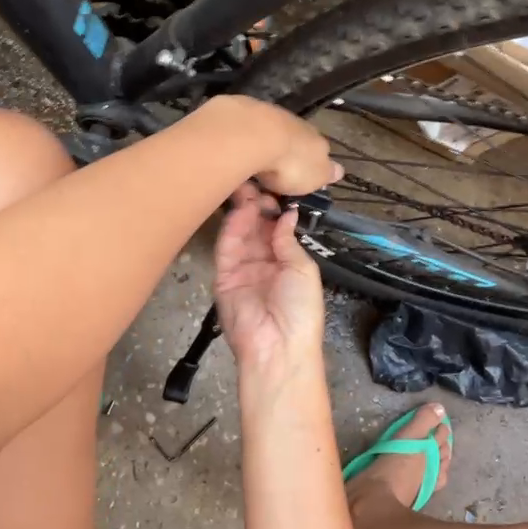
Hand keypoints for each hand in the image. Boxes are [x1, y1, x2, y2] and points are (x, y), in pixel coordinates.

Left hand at [201, 96, 343, 194]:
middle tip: (264, 190)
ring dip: (253, 164)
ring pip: (258, 144)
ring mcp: (260, 116)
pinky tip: (229, 168)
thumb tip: (339, 170)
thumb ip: (326, 173)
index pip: (314, 151)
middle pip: (285, 145)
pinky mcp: (233, 115)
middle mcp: (289, 122)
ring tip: (243, 187)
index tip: (295, 185)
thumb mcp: (316, 175)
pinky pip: (236, 141)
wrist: (251, 134)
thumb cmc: (290, 162)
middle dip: (276, 167)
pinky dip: (234, 156)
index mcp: (312, 137)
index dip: (305, 168)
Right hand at [214, 184, 325, 372]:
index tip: (277, 189)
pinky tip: (241, 209)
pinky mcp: (224, 275)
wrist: (278, 346)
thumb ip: (288, 241)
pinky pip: (226, 246)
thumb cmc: (300, 311)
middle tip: (257, 182)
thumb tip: (287, 214)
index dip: (276, 209)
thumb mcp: (303, 270)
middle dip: (257, 205)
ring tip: (247, 189)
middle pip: (256, 227)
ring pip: (240, 232)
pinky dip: (232, 226)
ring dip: (244, 210)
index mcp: (287, 262)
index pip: (277, 229)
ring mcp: (242, 268)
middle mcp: (263, 263)